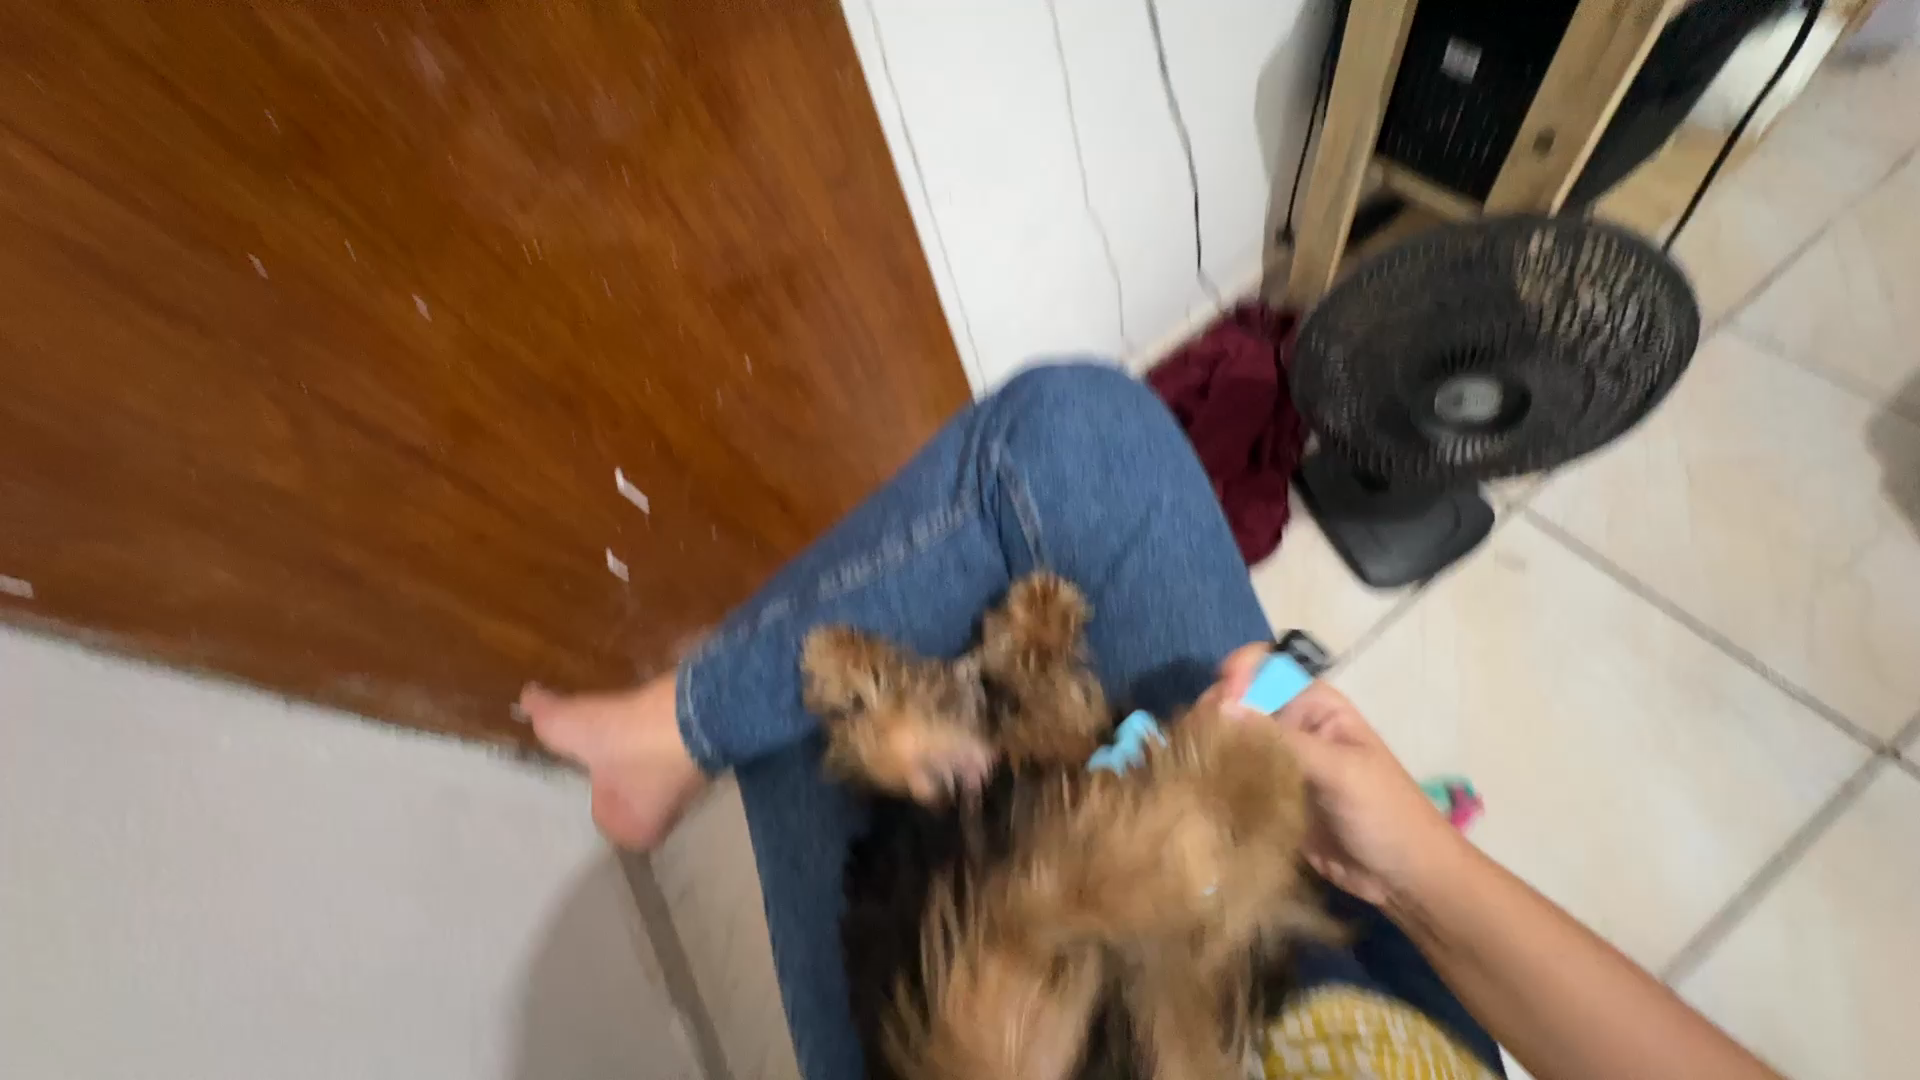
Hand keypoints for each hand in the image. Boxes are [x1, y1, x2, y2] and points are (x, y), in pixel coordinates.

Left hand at [519, 673, 708, 849]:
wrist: (697, 711)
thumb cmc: (630, 739)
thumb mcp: (569, 727)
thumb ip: (545, 715)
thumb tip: (529, 698)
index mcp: (631, 827)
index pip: (604, 813)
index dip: (592, 782)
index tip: (587, 756)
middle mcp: (668, 814)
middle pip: (633, 789)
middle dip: (621, 764)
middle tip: (608, 737)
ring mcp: (694, 782)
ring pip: (658, 766)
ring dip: (646, 744)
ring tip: (631, 717)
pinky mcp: (714, 751)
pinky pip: (680, 741)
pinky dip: (669, 725)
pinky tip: (657, 705)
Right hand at [1198, 645, 1462, 904]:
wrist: (1403, 879)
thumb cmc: (1385, 814)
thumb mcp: (1341, 771)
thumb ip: (1283, 739)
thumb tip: (1222, 708)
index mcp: (1312, 703)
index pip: (1263, 666)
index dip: (1237, 674)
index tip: (1222, 703)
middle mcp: (1287, 722)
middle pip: (1234, 698)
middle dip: (1213, 710)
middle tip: (1199, 739)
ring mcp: (1272, 758)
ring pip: (1225, 734)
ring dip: (1204, 741)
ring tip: (1190, 761)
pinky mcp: (1261, 792)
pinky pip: (1226, 771)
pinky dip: (1207, 772)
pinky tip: (1194, 780)